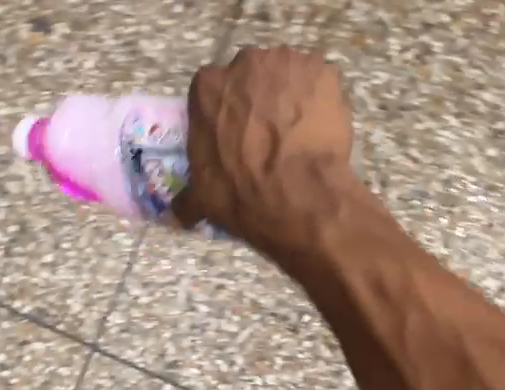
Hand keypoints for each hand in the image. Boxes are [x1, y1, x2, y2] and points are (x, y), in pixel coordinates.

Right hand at [174, 48, 353, 245]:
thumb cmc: (239, 192)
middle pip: (248, 76)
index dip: (220, 112)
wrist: (297, 195)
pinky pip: (315, 82)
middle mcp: (246, 63)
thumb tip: (180, 213)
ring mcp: (288, 62)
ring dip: (285, 97)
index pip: (209, 90)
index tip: (227, 133)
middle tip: (260, 134)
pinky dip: (314, 100)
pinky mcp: (324, 70)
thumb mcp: (202, 199)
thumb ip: (188, 197)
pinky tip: (313, 130)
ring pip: (283, 75)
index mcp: (209, 88)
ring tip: (290, 133)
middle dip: (253, 99)